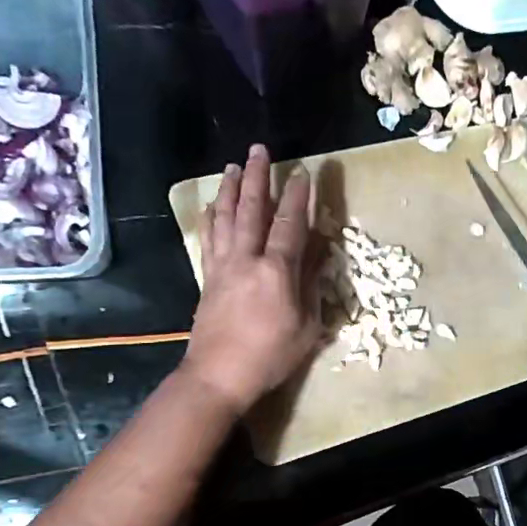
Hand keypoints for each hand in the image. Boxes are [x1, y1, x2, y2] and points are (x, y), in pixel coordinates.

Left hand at [180, 145, 321, 415]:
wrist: (218, 375)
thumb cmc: (270, 357)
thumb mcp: (306, 327)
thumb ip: (311, 286)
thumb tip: (318, 254)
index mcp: (276, 272)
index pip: (290, 225)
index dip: (299, 197)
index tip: (304, 172)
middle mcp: (247, 260)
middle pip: (252, 210)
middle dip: (258, 178)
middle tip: (260, 150)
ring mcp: (223, 267)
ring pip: (226, 218)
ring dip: (231, 190)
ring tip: (233, 167)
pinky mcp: (208, 279)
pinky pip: (209, 239)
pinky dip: (211, 218)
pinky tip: (212, 206)